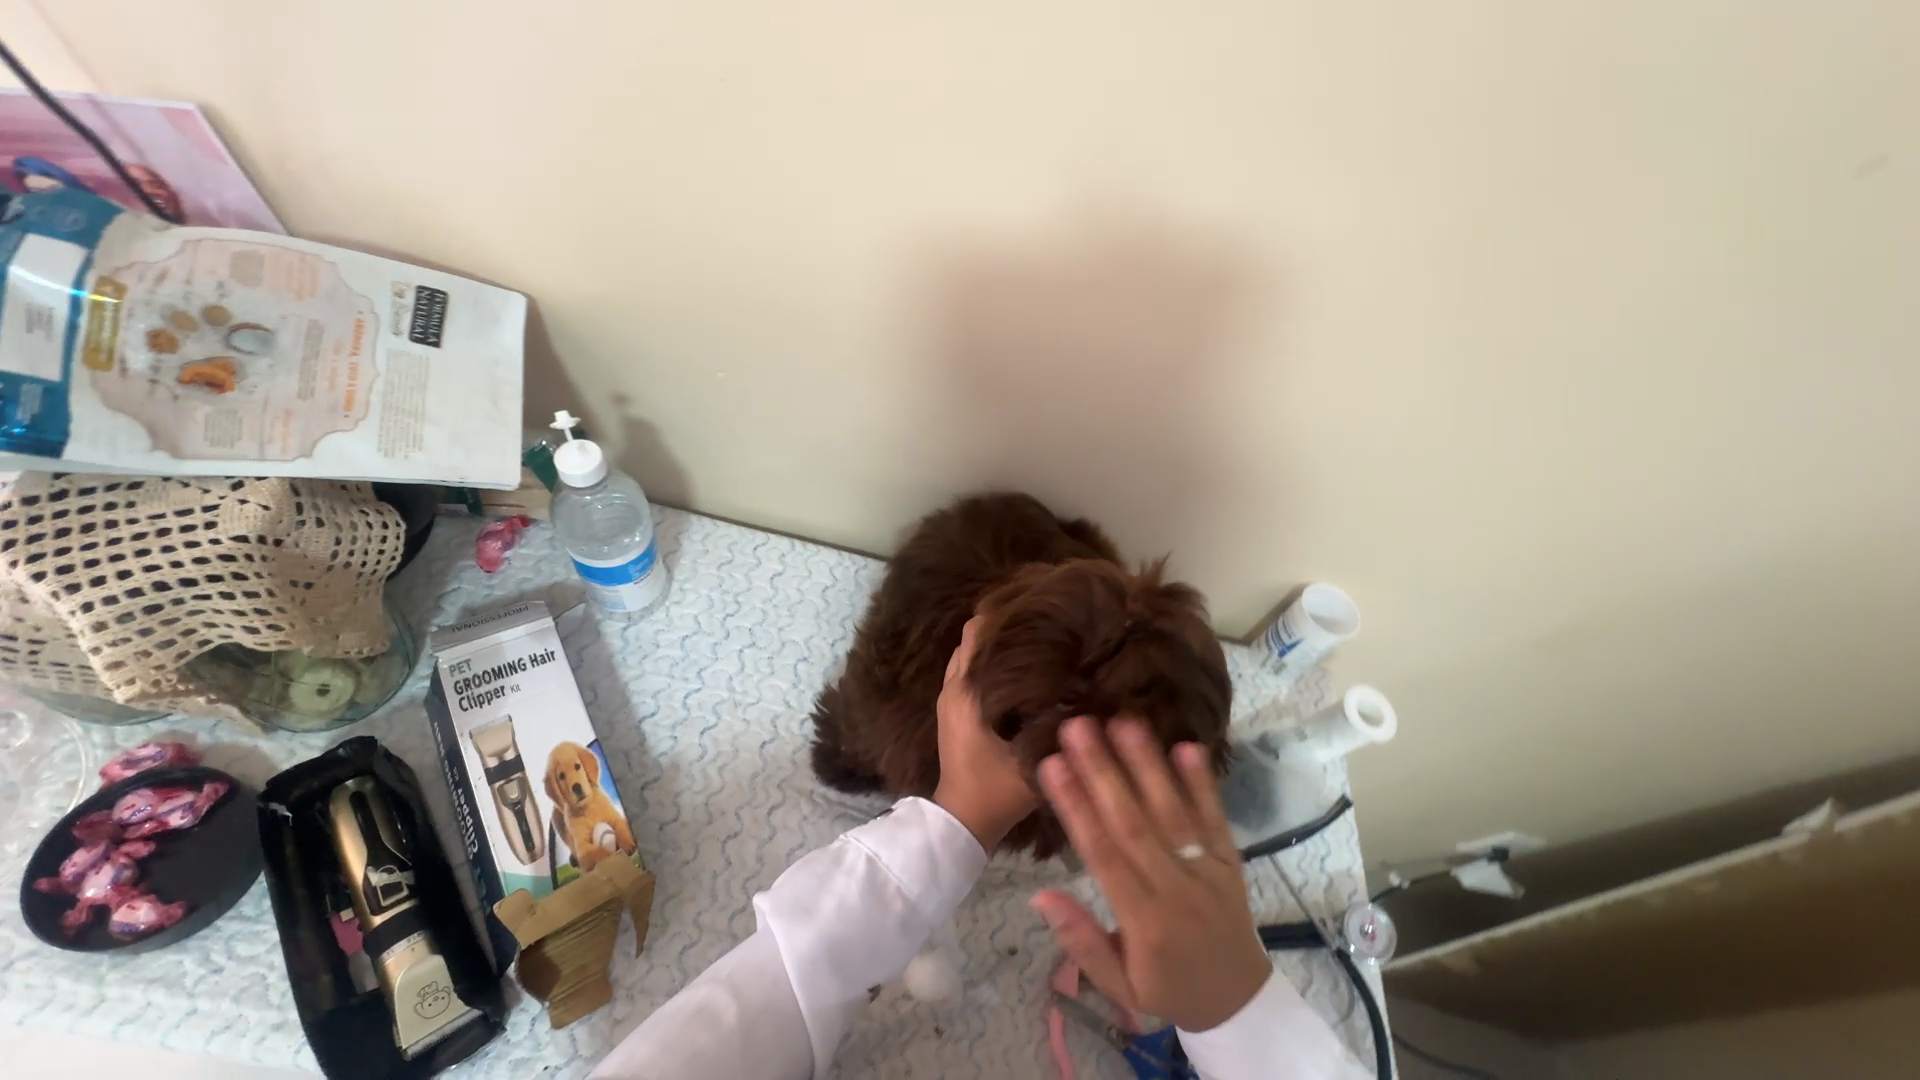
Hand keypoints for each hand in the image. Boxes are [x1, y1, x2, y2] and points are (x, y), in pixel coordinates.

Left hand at [932, 616, 1040, 848]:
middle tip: (1041, 623)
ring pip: (969, 655)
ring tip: (1032, 642)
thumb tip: (1090, 689)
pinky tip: (1018, 672)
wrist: (962, 821)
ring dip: (993, 647)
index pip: (979, 631)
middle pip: (973, 637)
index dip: (1005, 615)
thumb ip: (1060, 724)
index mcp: (968, 689)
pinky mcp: (952, 713)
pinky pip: (968, 673)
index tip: (1038, 608)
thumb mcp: (1037, 756)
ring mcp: (949, 699)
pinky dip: (987, 665)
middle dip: (1002, 627)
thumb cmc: (997, 789)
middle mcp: (953, 686)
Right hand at [1031, 716, 1271, 1031]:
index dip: (1076, 807)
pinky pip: (1216, 818)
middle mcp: (1176, 887)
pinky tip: (1187, 746)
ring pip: (1173, 811)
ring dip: (1147, 763)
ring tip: (1123, 721)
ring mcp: (1208, 869)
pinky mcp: (1232, 860)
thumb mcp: (1118, 985)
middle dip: (1103, 770)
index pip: (1102, 853)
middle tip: (1078, 726)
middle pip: (1134, 821)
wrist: (1240, 1002)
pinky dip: (1203, 782)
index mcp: (1143, 919)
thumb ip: (1080, 940)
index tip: (1051, 764)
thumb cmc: (1167, 987)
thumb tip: (1039, 896)